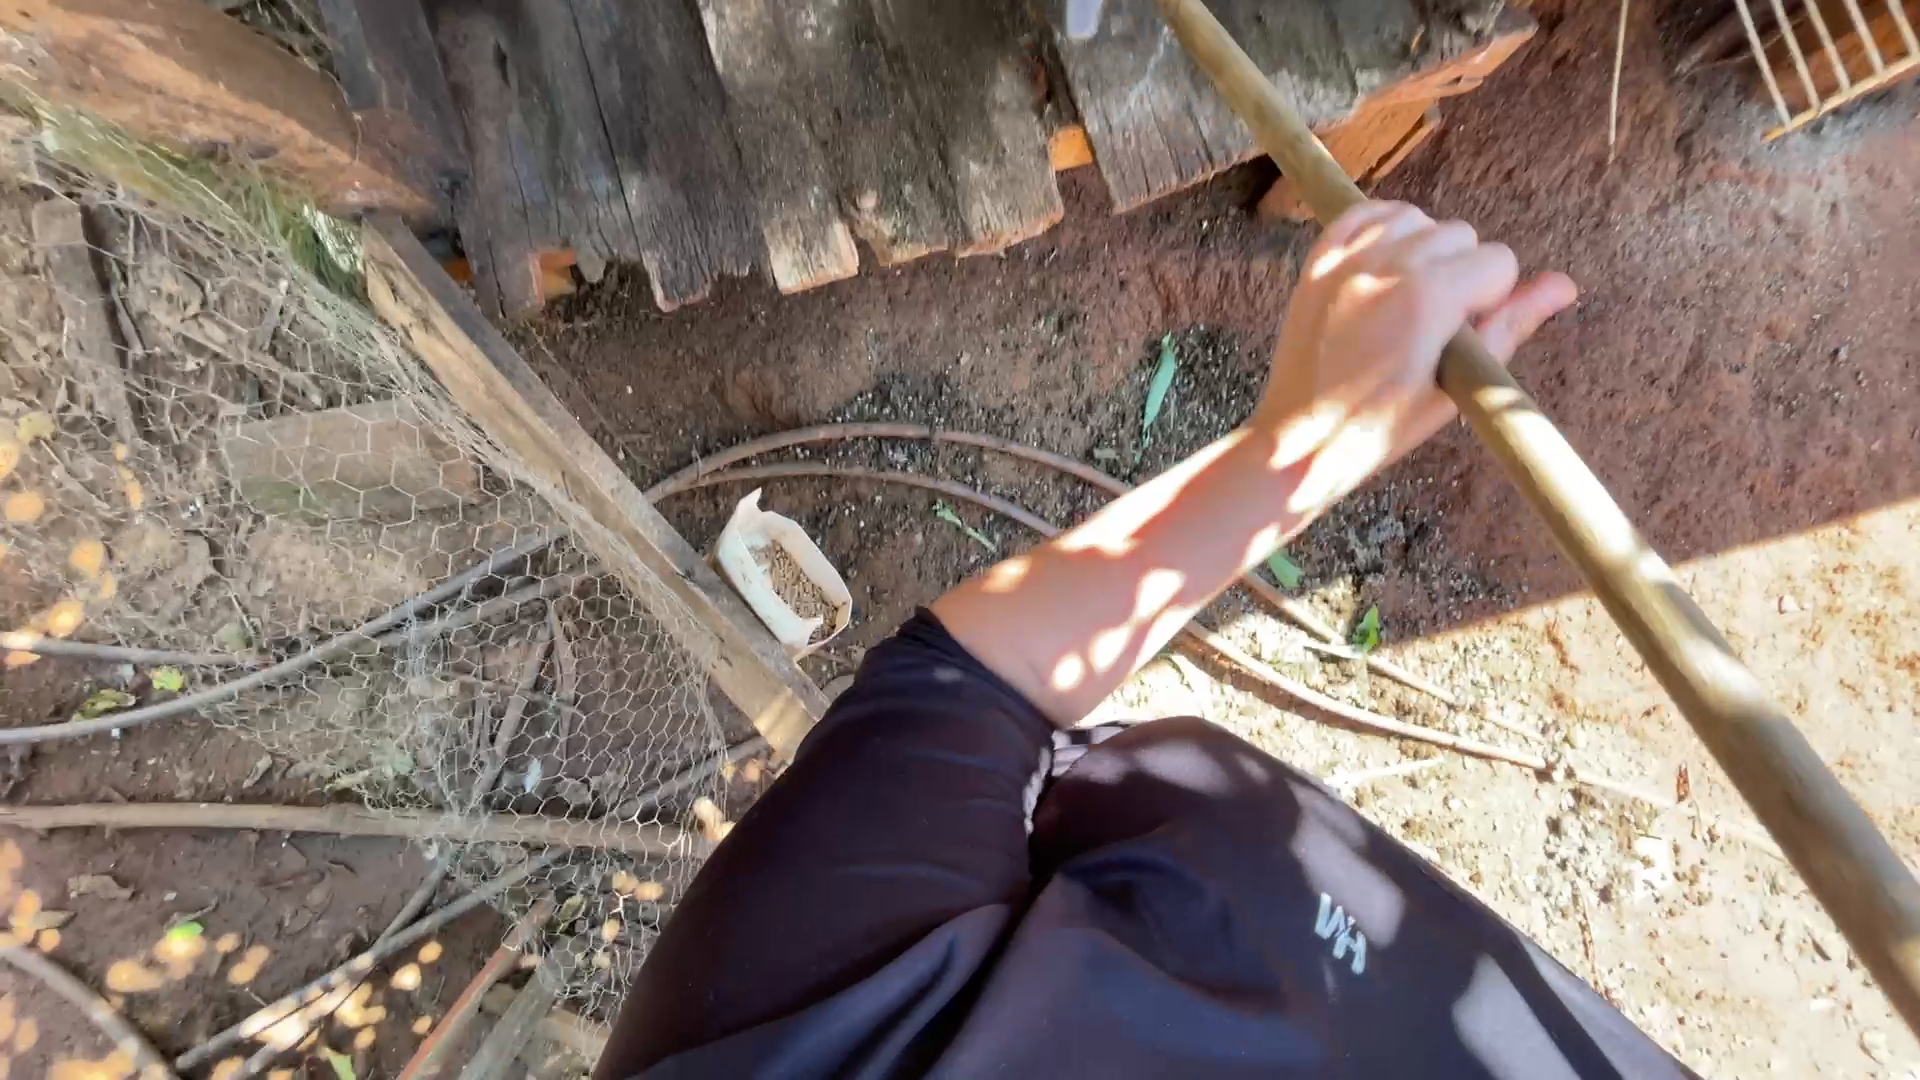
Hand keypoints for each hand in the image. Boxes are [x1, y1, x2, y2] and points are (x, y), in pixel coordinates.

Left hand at [1253, 201, 1576, 516]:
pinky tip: (1384, 264)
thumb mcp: (1454, 388)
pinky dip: (1380, 229)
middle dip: (1459, 274)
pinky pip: (1360, 217)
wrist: (1298, 441)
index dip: (1491, 301)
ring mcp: (1343, 264)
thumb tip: (1563, 284)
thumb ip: (1507, 328)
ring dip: (1421, 249)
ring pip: (1414, 219)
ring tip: (1405, 299)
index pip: (1499, 261)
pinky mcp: (1314, 269)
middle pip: (1459, 235)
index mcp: (1426, 297)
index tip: (1461, 336)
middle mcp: (1384, 267)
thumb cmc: (1375, 429)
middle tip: (1431, 324)